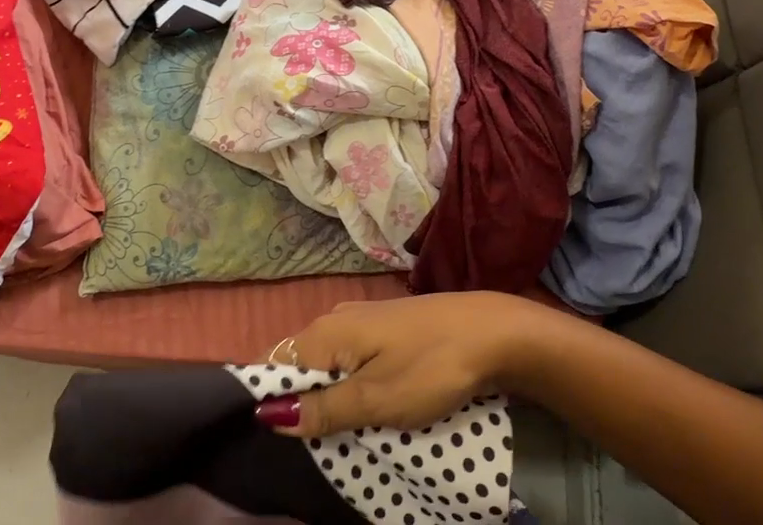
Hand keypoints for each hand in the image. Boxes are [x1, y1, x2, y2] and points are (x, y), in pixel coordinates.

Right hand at [256, 292, 558, 437]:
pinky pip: (353, 360)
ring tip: (343, 430)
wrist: (493, 333)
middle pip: (299, 365)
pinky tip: (369, 405)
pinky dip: (353, 384)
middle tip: (316, 443)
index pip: (273, 365)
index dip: (270, 400)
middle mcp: (335, 319)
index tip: (281, 436)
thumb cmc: (430, 367)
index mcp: (324, 332)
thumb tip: (268, 414)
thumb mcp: (375, 400)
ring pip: (328, 365)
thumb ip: (323, 409)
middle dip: (302, 403)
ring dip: (331, 397)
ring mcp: (363, 321)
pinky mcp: (387, 328)